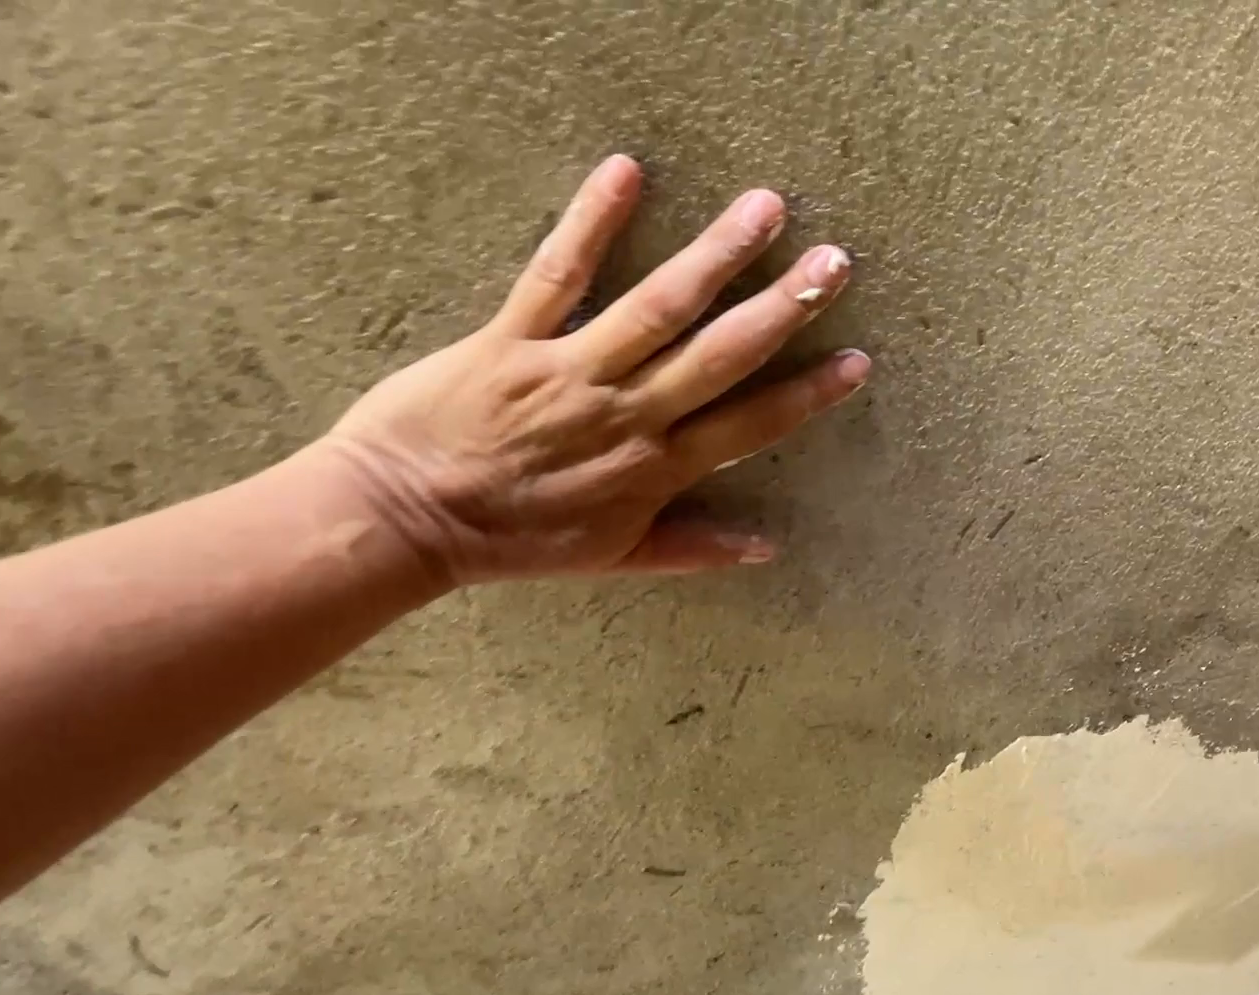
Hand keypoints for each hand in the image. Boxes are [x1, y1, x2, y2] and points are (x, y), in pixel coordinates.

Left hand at [320, 154, 869, 585]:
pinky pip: (555, 274)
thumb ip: (696, 548)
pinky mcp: (511, 338)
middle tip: (833, 263)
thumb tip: (769, 548)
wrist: (402, 521)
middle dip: (783, 306)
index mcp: (656, 468)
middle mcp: (627, 414)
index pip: (752, 425)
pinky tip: (627, 172)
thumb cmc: (515, 542)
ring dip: (716, 255)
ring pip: (657, 307)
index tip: (855, 361)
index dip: (808, 394)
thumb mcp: (616, 558)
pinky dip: (591, 223)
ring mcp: (571, 370)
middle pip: (719, 353)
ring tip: (765, 210)